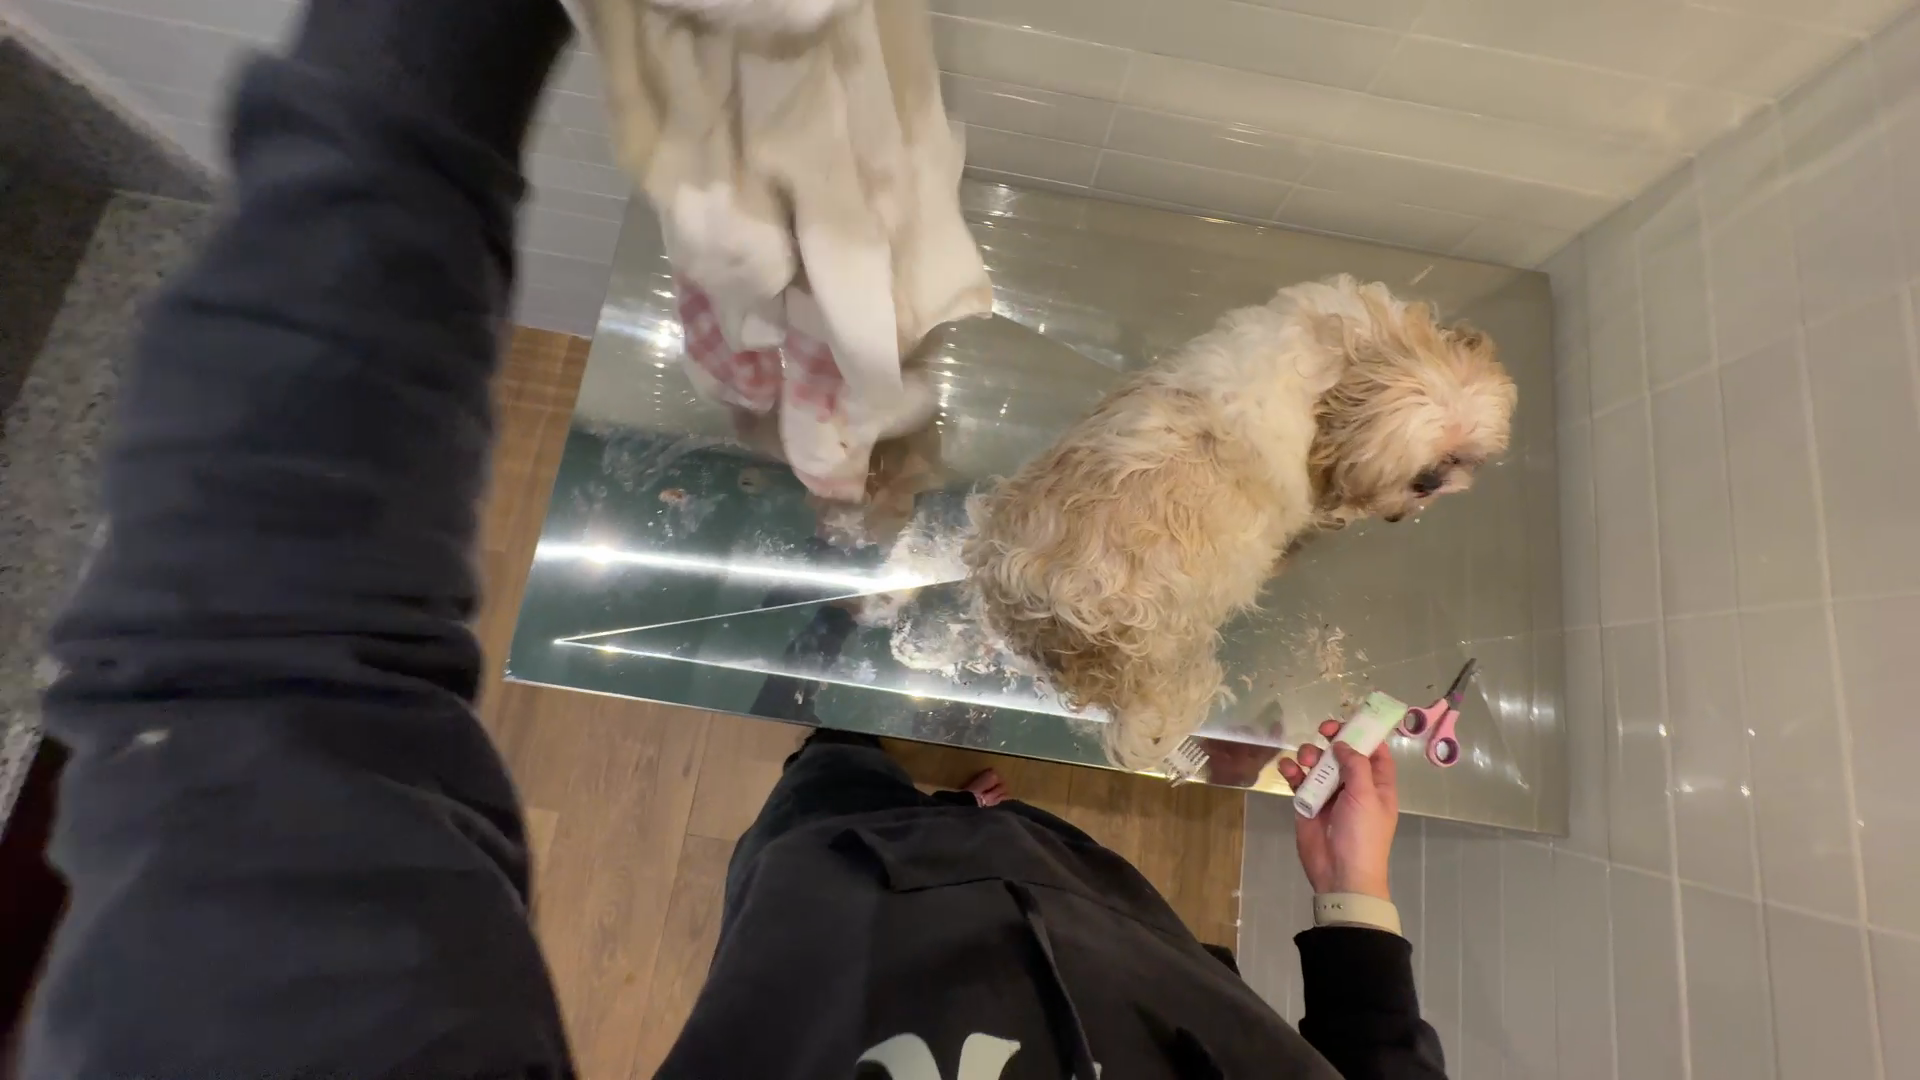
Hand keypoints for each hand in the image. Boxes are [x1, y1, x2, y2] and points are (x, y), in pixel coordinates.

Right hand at [1277, 718, 1398, 900]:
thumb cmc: (1362, 835)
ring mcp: (1330, 794)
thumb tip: (1342, 744)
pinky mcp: (1308, 802)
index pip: (1376, 753)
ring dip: (1311, 755)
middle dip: (1333, 740)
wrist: (1340, 873)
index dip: (1365, 735)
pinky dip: (1292, 770)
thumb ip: (1355, 765)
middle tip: (1323, 732)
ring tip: (1306, 762)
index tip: (1349, 720)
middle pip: (1343, 753)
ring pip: (1319, 763)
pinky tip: (1288, 769)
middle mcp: (1354, 786)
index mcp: (1377, 785)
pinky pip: (1299, 779)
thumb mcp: (1366, 796)